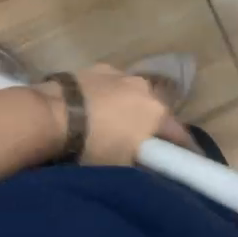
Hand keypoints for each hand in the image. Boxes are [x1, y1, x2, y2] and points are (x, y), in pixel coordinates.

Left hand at [43, 64, 195, 165]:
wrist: (54, 115)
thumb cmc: (94, 145)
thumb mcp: (126, 166)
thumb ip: (147, 165)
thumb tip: (156, 169)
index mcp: (157, 111)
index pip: (181, 135)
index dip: (183, 151)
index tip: (182, 163)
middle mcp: (143, 86)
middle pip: (156, 110)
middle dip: (153, 126)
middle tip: (143, 145)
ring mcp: (118, 73)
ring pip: (133, 95)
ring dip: (129, 108)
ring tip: (115, 126)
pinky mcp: (95, 67)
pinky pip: (110, 86)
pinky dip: (108, 97)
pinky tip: (95, 109)